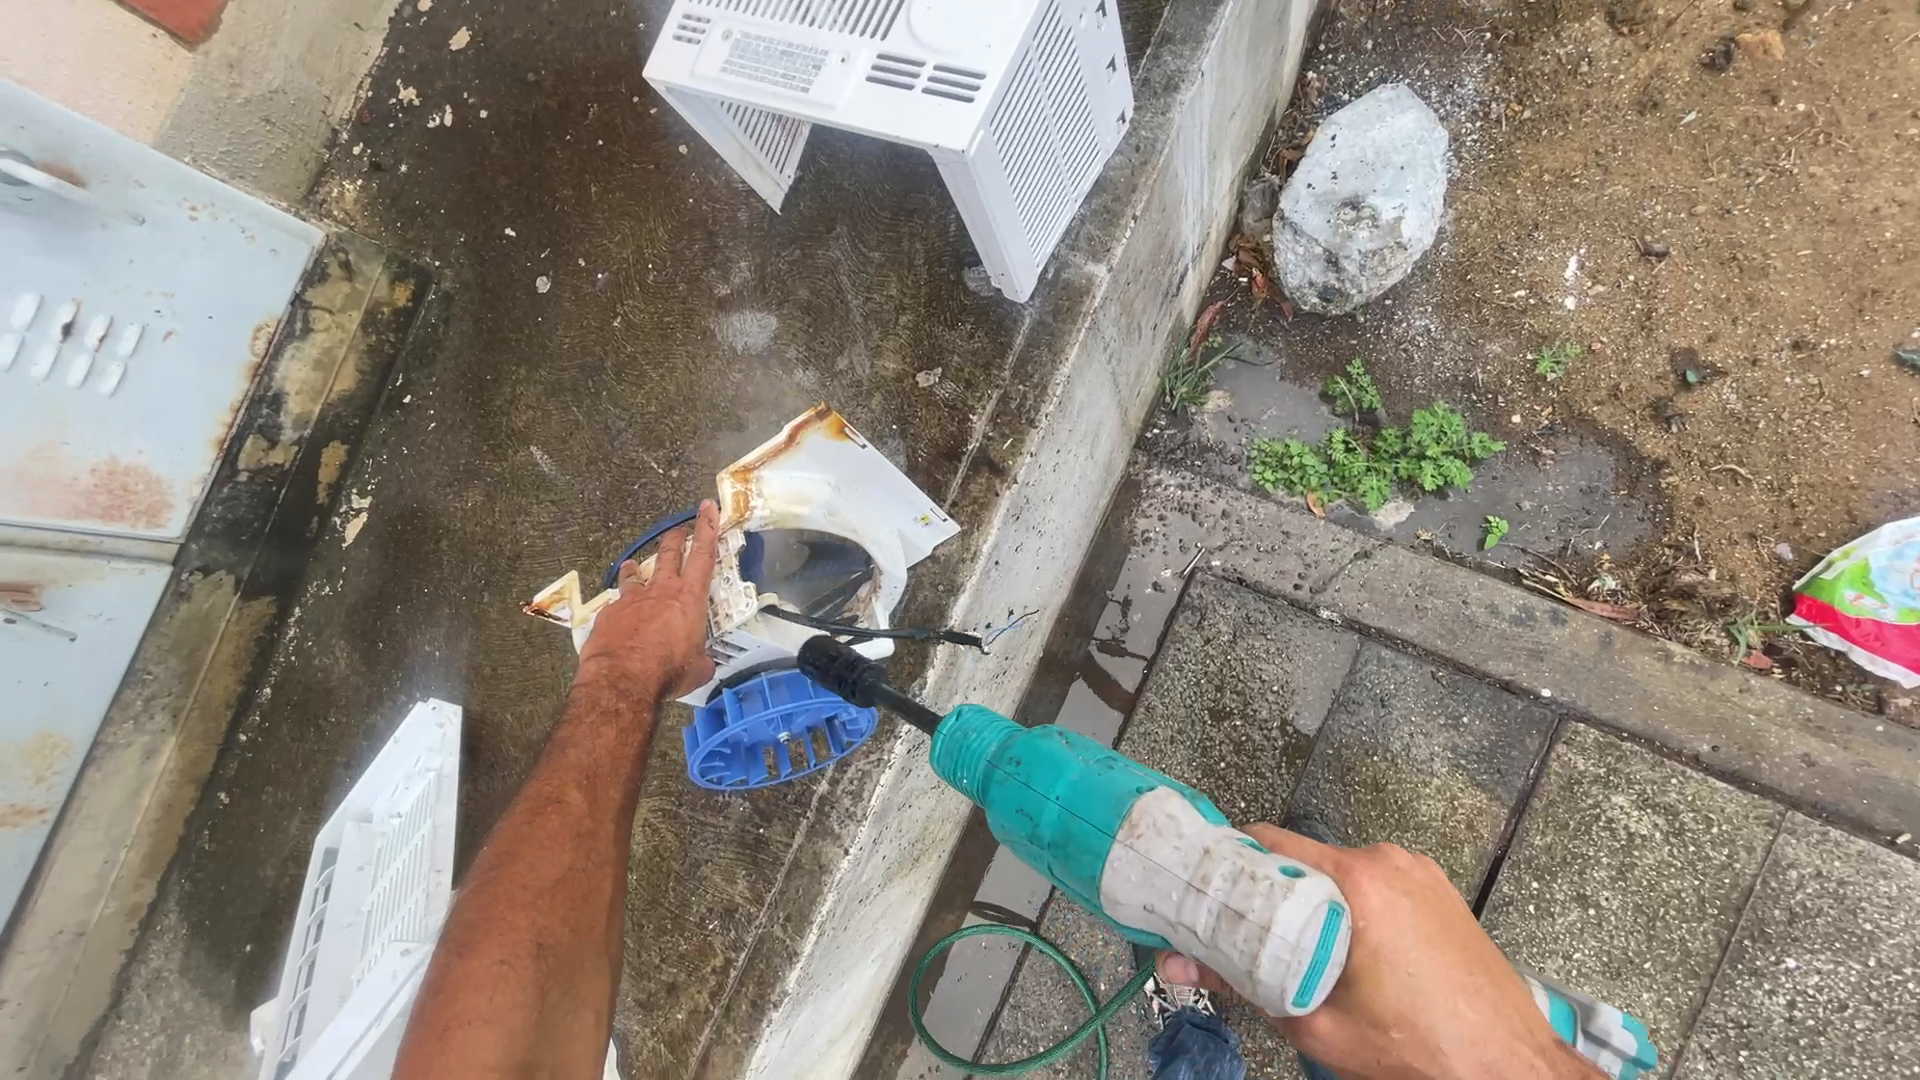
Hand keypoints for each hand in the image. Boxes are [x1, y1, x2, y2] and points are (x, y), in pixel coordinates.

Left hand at [577, 500, 719, 700]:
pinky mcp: (608, 616)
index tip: (706, 508)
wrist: (622, 680)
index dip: (707, 528)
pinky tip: (617, 617)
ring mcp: (631, 601)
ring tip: (635, 566)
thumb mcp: (697, 668)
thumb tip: (704, 665)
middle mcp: (660, 592)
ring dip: (638, 569)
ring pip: (636, 574)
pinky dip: (619, 608)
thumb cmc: (667, 671)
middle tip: (679, 530)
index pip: (703, 555)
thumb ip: (701, 660)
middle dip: (676, 538)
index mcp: (689, 599)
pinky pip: (615, 605)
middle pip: (669, 554)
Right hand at [1159, 826, 1596, 1079]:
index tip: (1210, 883)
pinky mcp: (1437, 883)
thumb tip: (1172, 964)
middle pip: (1301, 854)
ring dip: (1313, 893)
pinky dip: (1352, 899)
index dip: (1232, 859)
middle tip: (1251, 926)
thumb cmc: (1417, 1051)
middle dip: (1271, 885)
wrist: (1517, 1073)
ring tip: (1303, 942)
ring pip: (1336, 866)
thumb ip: (1240, 987)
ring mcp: (1415, 867)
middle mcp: (1384, 858)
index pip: (1268, 840)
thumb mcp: (1316, 1025)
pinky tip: (1354, 945)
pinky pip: (1373, 877)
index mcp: (1354, 880)